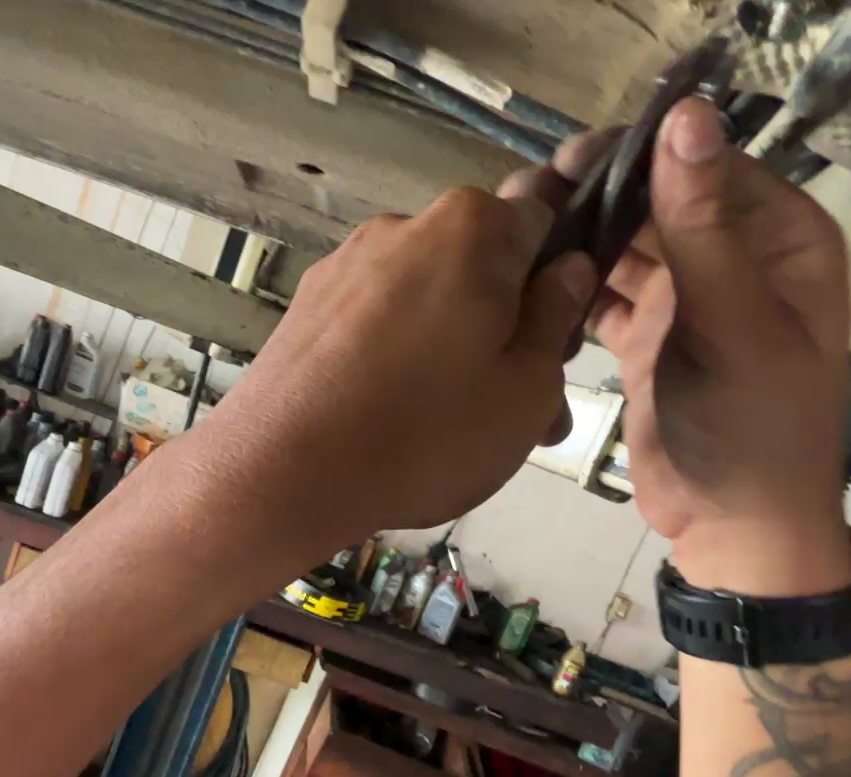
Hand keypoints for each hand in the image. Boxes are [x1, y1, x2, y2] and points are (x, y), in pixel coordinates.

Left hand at [170, 187, 597, 555]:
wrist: (281, 474)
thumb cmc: (424, 434)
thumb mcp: (526, 390)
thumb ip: (556, 320)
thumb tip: (568, 269)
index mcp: (470, 227)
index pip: (543, 229)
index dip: (558, 291)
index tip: (551, 354)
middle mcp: (401, 228)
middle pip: (478, 272)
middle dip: (504, 336)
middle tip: (512, 418)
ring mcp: (344, 268)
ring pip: (426, 304)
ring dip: (451, 356)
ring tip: (448, 435)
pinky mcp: (304, 311)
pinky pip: (374, 327)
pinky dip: (395, 363)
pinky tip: (389, 423)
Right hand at [540, 99, 850, 594]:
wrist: (731, 526)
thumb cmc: (752, 428)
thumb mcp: (733, 324)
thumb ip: (702, 228)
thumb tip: (686, 115)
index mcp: (778, 242)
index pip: (707, 169)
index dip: (643, 155)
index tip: (571, 158)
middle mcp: (732, 261)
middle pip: (658, 206)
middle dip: (598, 198)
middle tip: (527, 196)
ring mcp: (685, 303)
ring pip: (625, 251)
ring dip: (577, 241)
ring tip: (516, 233)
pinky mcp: (646, 342)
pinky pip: (603, 300)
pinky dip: (571, 292)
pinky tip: (529, 286)